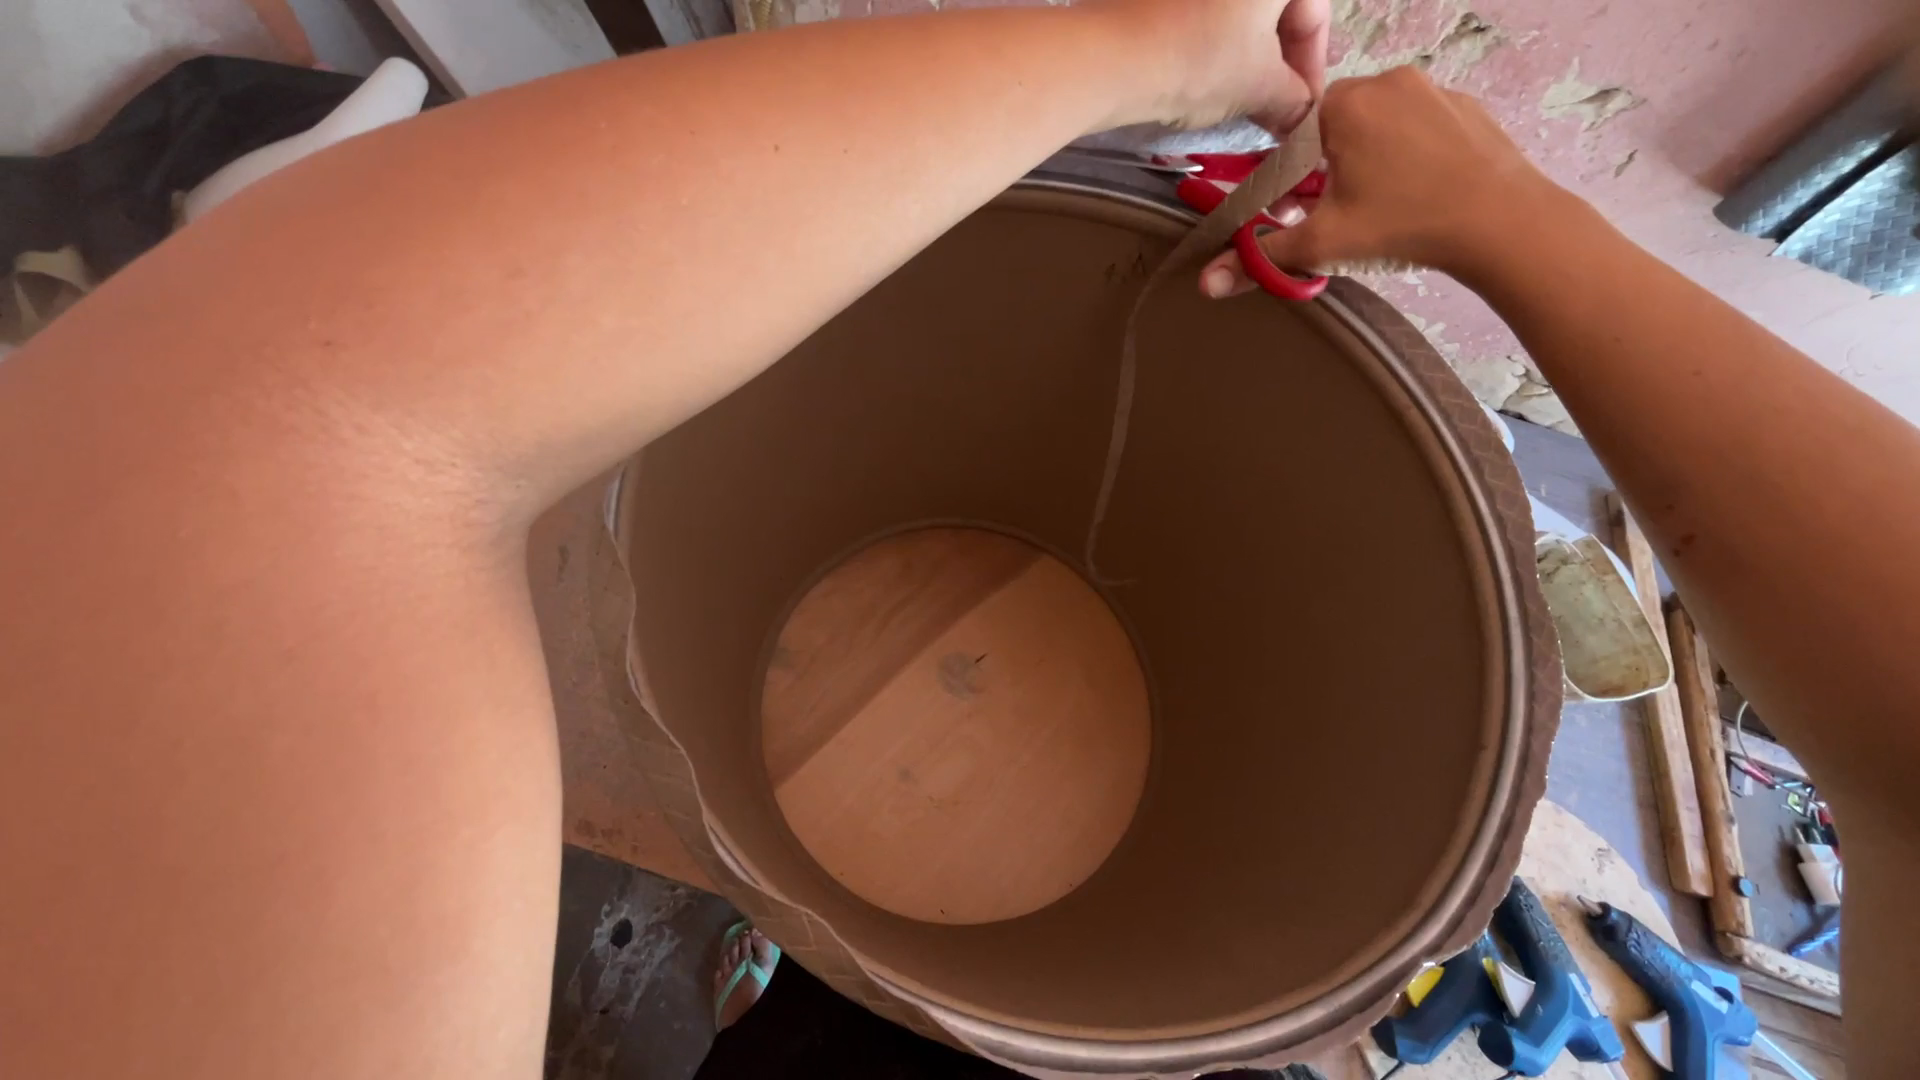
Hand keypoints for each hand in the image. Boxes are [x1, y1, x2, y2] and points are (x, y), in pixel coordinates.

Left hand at [1100, 0, 1328, 131]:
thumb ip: (1292, 100)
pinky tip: (1204, 80)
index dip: (1314, 69)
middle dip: (1279, 63)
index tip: (1303, 112)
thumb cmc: (1201, 60)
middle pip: (1277, 8)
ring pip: (1240, 13)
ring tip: (1238, 102)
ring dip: (1246, 57)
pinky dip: (1212, 43)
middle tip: (1272, 111)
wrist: (1112, 55)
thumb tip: (1301, 115)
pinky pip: (1203, 12)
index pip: (1317, 13)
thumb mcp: (1258, 86)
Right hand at [1198, 67, 1570, 295]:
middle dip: (1323, 165)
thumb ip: (1260, 258)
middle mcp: (1388, 81)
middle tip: (1334, 210)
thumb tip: (1205, 286)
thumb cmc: (1402, 224)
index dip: (1288, 172)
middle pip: (1332, 125)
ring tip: (1375, 204)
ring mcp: (1433, 89)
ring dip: (1362, 159)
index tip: (1297, 205)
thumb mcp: (1321, 244)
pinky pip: (1414, 125)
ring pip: (1374, 123)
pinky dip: (1402, 154)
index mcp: (1345, 104)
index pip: (1293, 129)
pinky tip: (1412, 192)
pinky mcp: (1464, 107)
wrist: (1502, 222)